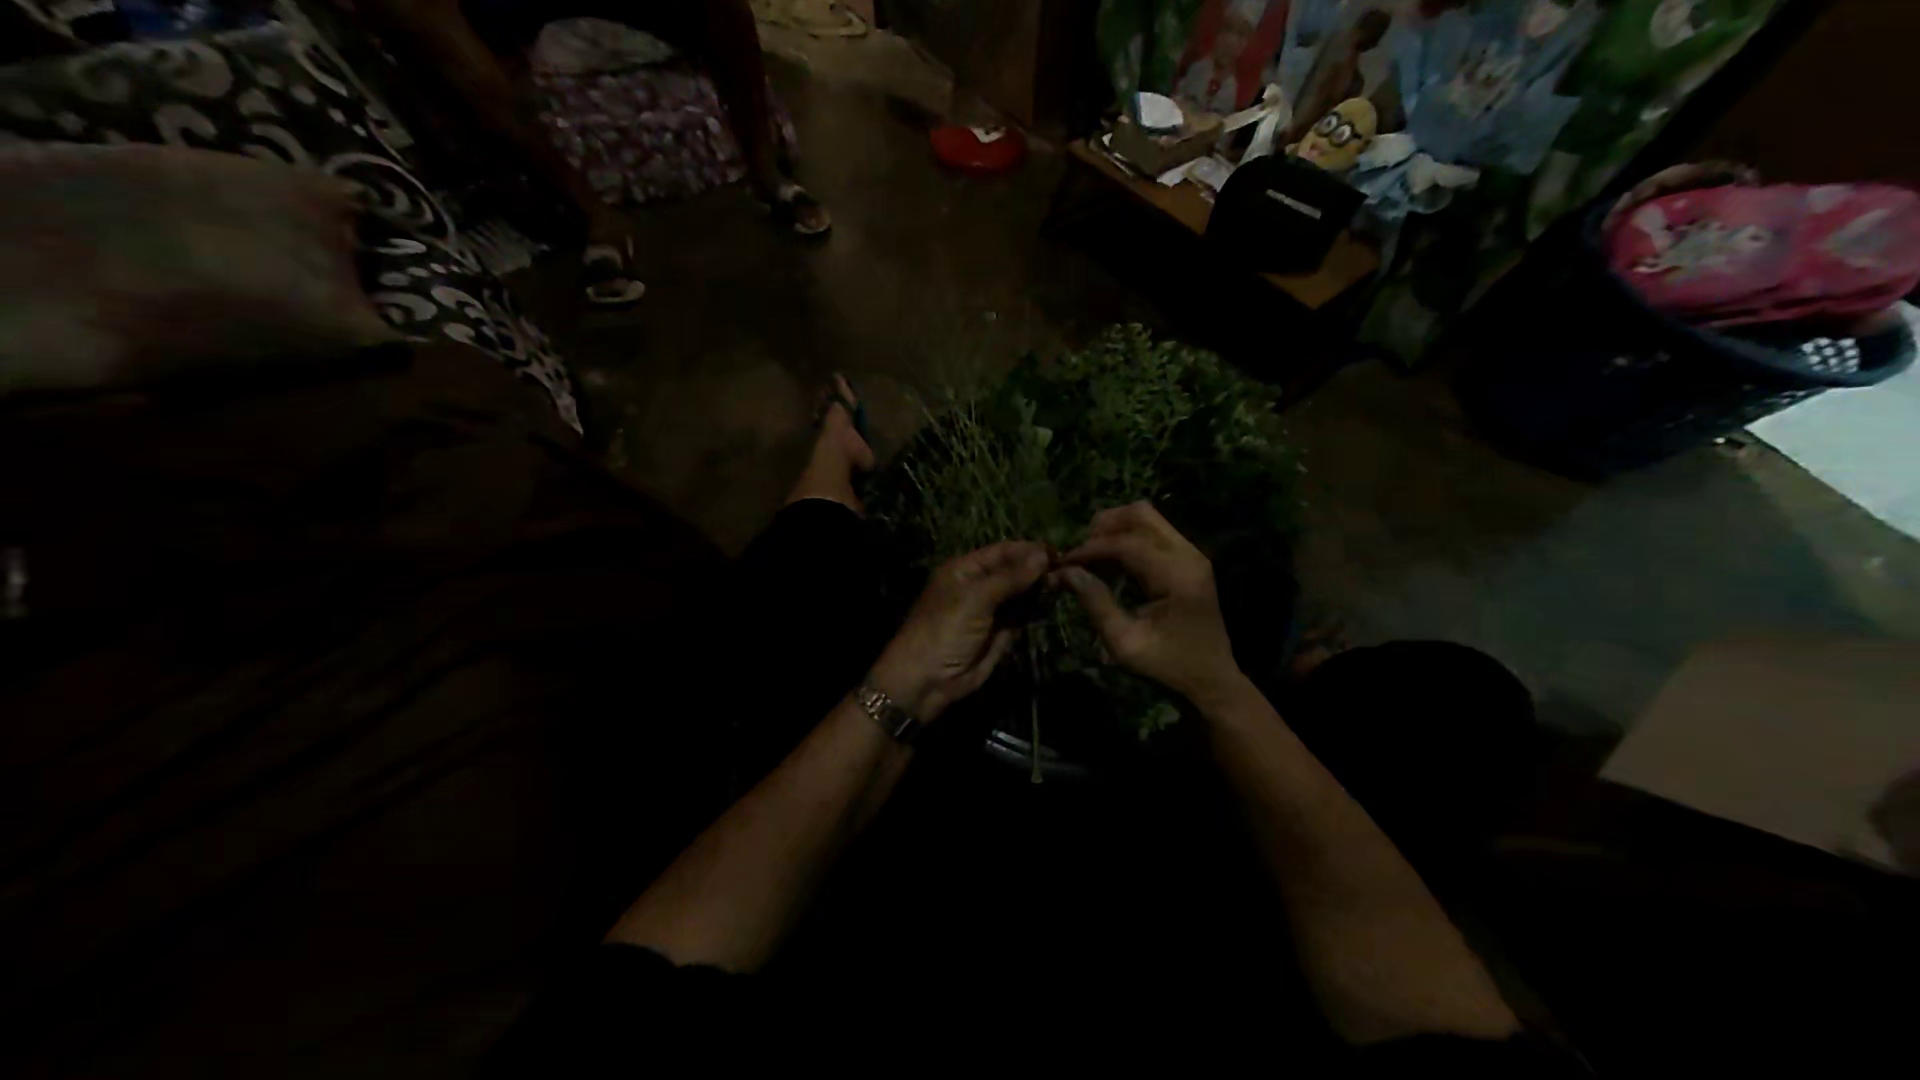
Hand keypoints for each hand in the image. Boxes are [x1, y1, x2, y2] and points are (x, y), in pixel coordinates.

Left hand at [869, 541, 1050, 721]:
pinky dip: (1036, 610)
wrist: (927, 681)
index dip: (1028, 550)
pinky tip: (1053, 602)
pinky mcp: (1000, 633)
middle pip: (1014, 571)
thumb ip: (1010, 578)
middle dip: (1037, 570)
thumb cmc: (944, 631)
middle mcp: (979, 586)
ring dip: (1039, 589)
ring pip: (1020, 594)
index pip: (1002, 552)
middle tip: (1068, 569)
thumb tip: (1042, 556)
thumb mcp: (975, 599)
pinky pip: (1021, 616)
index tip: (1058, 552)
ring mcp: (990, 610)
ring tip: (1066, 583)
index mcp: (965, 570)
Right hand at [1056, 502, 1242, 703]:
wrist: (1211, 681)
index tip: (1063, 563)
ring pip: (1147, 518)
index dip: (1090, 549)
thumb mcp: (1124, 642)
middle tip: (1080, 553)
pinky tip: (1109, 564)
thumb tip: (1065, 572)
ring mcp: (1192, 554)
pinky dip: (1127, 539)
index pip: (1126, 543)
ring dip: (1114, 530)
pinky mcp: (1189, 560)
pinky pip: (1154, 533)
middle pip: (1140, 513)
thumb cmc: (1167, 667)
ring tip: (1091, 557)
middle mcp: (1188, 555)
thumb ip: (1095, 603)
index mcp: (1176, 576)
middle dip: (1104, 527)